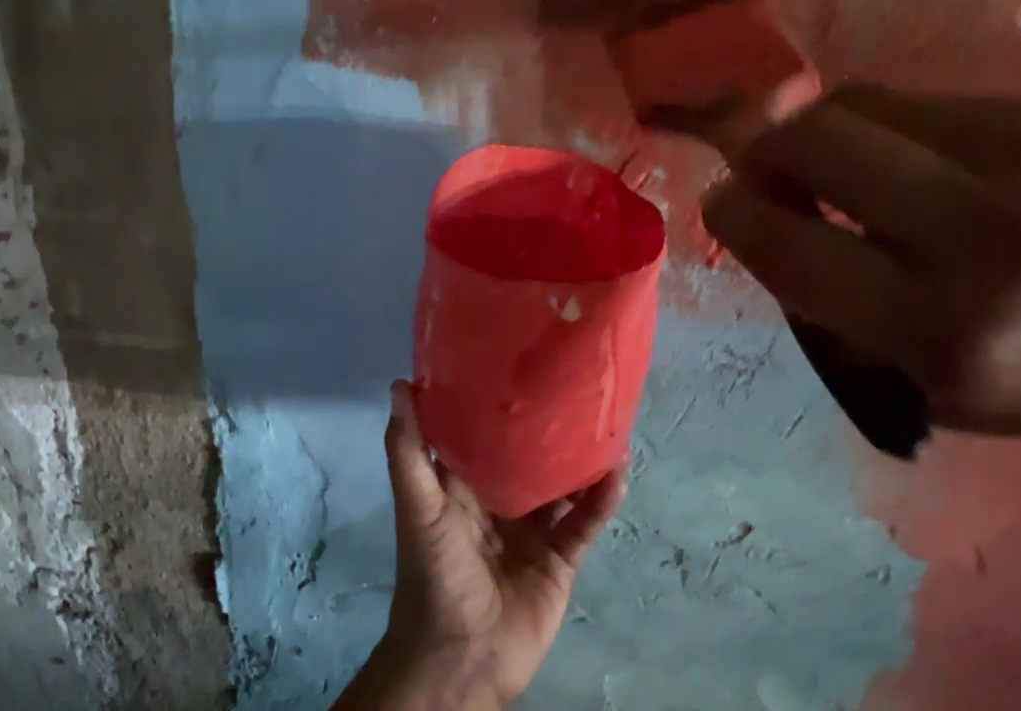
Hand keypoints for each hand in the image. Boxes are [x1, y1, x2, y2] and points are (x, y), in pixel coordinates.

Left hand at [337, 381, 625, 708]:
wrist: (461, 658)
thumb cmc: (433, 574)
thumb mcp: (417, 506)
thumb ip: (408, 450)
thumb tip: (401, 384)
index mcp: (463, 487)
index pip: (482, 436)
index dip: (497, 403)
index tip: (518, 361)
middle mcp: (499, 502)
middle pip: (530, 457)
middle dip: (550, 428)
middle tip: (577, 385)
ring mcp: (533, 531)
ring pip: (563, 486)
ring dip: (584, 460)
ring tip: (609, 422)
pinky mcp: (560, 559)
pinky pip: (585, 522)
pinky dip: (601, 499)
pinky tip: (619, 471)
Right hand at [702, 83, 1020, 453]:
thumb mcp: (912, 382)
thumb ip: (822, 299)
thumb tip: (752, 207)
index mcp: (947, 328)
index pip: (793, 245)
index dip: (735, 215)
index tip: (720, 205)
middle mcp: (987, 231)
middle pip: (818, 141)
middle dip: (764, 150)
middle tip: (759, 173)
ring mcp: (1020, 155)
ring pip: (853, 103)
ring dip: (812, 131)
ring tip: (821, 165)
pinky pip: (904, 99)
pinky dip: (869, 126)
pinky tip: (888, 160)